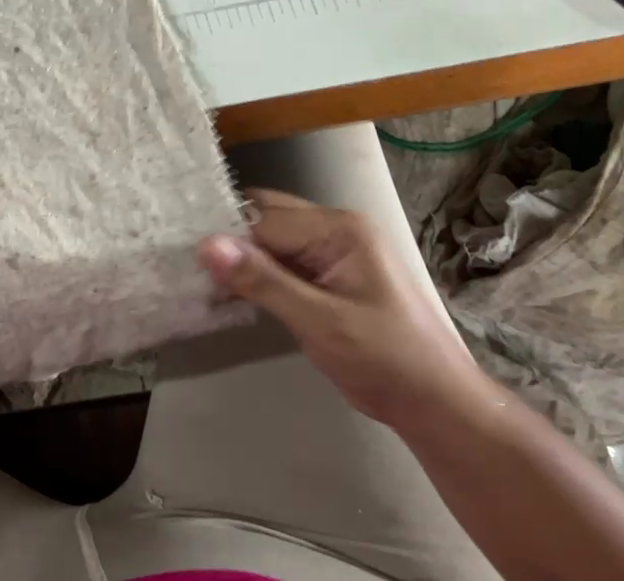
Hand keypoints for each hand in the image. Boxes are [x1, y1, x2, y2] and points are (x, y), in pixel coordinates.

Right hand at [198, 188, 491, 429]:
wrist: (439, 406)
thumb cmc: (386, 360)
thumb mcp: (320, 322)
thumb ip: (263, 281)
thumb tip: (206, 245)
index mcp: (339, 230)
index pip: (264, 219)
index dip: (225, 237)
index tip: (184, 256)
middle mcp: (336, 230)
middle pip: (266, 218)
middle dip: (229, 239)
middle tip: (186, 262)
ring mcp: (334, 253)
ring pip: (270, 241)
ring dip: (241, 260)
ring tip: (201, 279)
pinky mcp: (329, 277)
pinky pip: (282, 263)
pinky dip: (257, 276)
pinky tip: (230, 293)